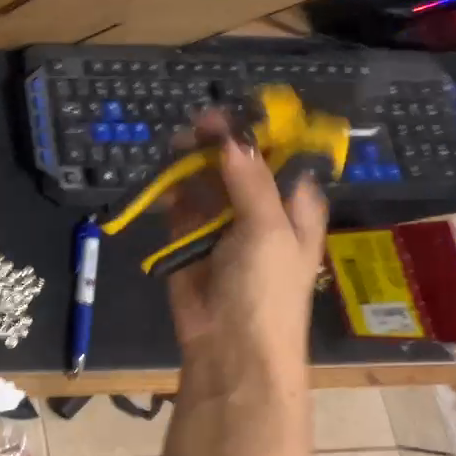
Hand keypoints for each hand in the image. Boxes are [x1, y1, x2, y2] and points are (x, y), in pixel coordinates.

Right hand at [164, 115, 327, 395]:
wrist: (230, 342)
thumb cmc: (266, 288)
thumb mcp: (267, 230)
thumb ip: (249, 183)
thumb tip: (233, 138)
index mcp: (294, 210)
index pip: (284, 160)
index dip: (263, 135)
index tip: (234, 113)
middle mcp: (260, 212)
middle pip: (239, 166)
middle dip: (219, 144)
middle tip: (194, 124)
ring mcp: (223, 226)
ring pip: (206, 182)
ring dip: (190, 162)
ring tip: (173, 144)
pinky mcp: (188, 239)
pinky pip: (179, 205)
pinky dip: (170, 190)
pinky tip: (161, 179)